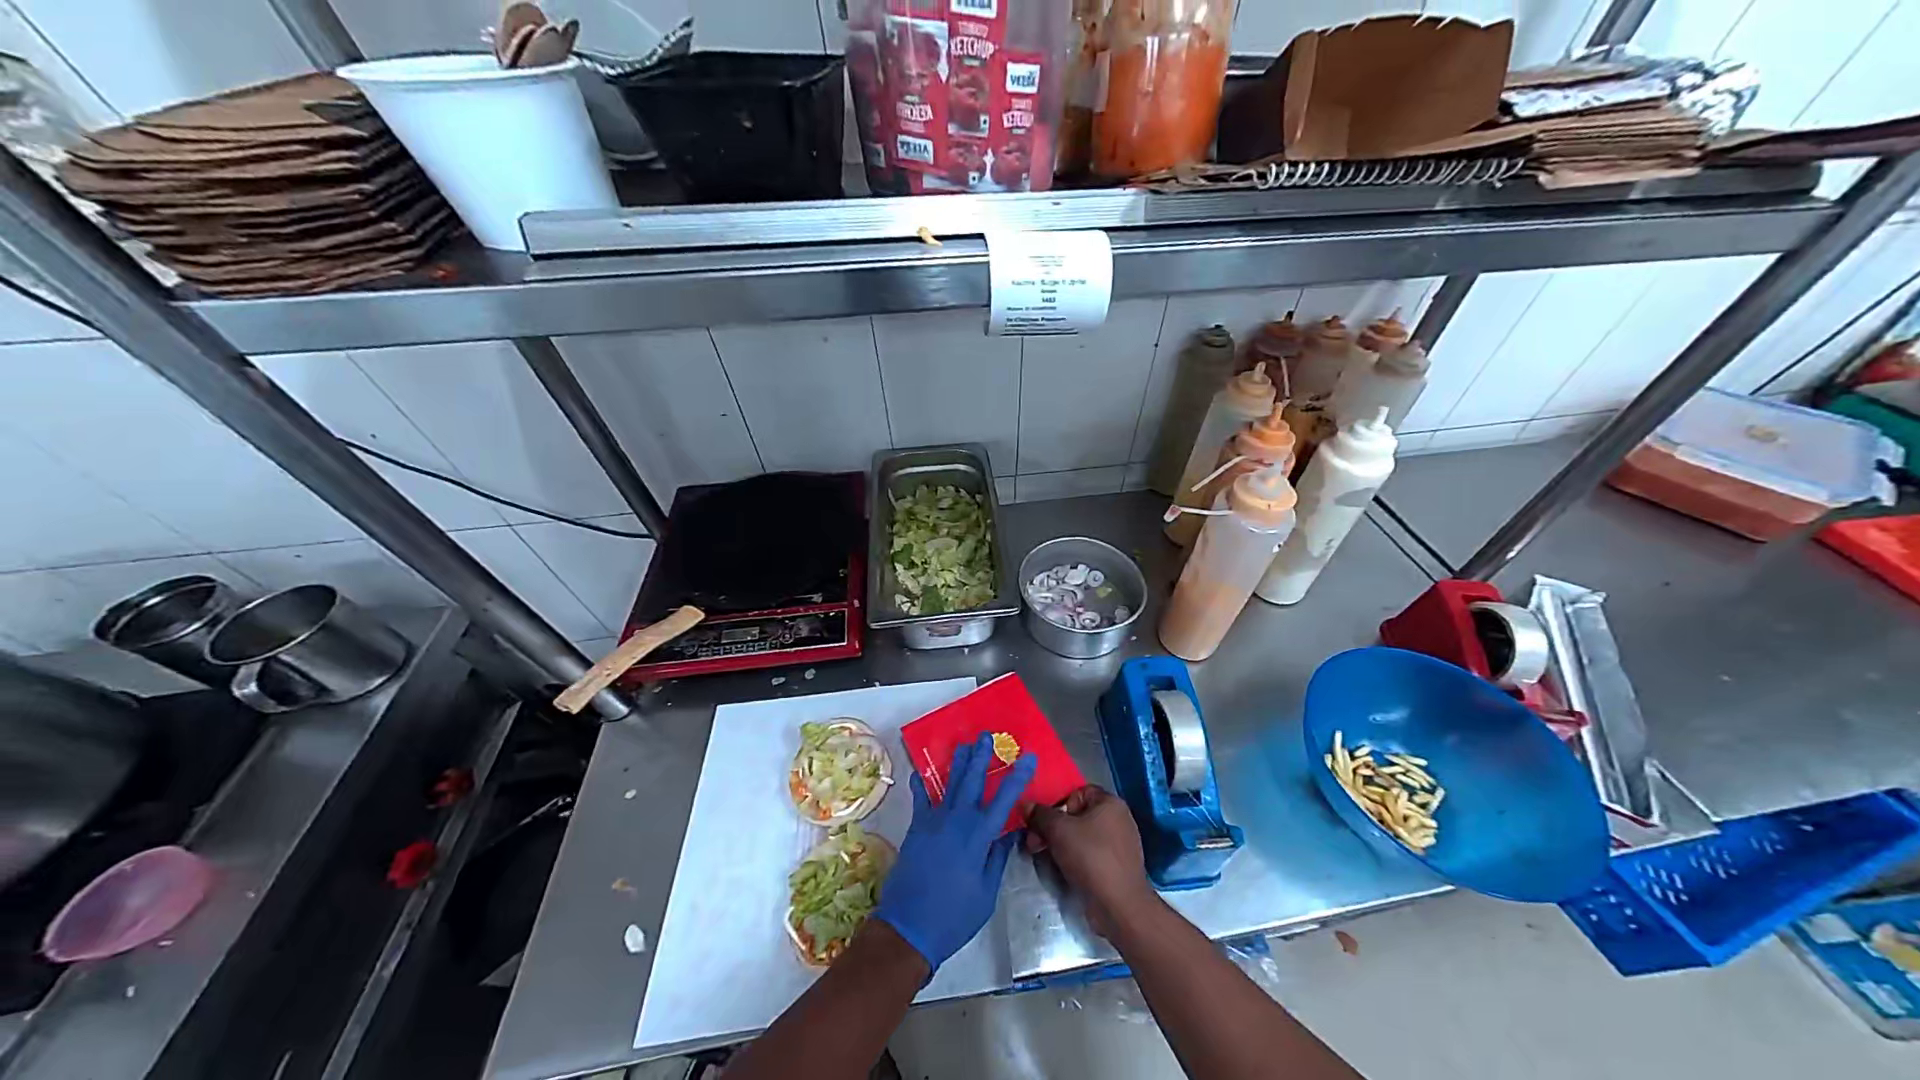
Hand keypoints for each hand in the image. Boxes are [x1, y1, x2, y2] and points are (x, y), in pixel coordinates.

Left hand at [874, 734, 1037, 972]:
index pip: (1003, 801)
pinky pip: (920, 801)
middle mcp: (956, 822)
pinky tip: (919, 773)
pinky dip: (920, 786)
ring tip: (964, 745)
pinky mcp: (916, 829)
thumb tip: (1009, 832)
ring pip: (949, 785)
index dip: (1017, 778)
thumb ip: (997, 858)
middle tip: (987, 736)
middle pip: (972, 783)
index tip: (1028, 758)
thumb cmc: (954, 916)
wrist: (909, 926)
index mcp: (978, 837)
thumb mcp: (986, 891)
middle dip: (982, 758)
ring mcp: (933, 823)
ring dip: (957, 764)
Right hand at [1025, 785, 1155, 938]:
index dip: (1057, 804)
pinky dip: (1074, 859)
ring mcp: (1118, 845)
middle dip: (1052, 828)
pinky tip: (1063, 869)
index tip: (1043, 822)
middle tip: (1034, 843)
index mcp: (1110, 803)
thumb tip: (1026, 805)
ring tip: (1044, 857)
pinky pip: (1089, 854)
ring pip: (1081, 837)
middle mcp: (1118, 820)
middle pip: (1076, 816)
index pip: (1077, 792)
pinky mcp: (1115, 867)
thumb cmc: (1091, 858)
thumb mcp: (1058, 830)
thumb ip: (1040, 815)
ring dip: (1060, 844)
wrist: (1119, 905)